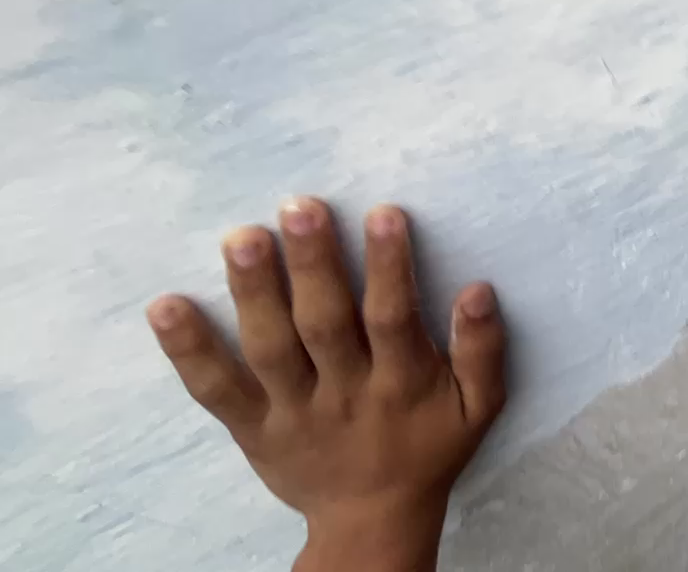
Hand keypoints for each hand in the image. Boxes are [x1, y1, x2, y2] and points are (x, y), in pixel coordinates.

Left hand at [146, 198, 507, 571]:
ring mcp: (291, 409)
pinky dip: (188, 349)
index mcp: (402, 381)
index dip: (388, 264)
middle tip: (300, 206)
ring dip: (253, 290)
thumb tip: (477, 289)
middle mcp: (344, 391)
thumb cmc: (436, 447)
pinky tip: (167, 306)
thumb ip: (484, 348)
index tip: (382, 213)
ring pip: (267, 347)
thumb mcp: (484, 403)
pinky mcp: (250, 427)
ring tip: (242, 236)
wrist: (372, 518)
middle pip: (323, 323)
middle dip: (313, 262)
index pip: (392, 315)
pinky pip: (214, 388)